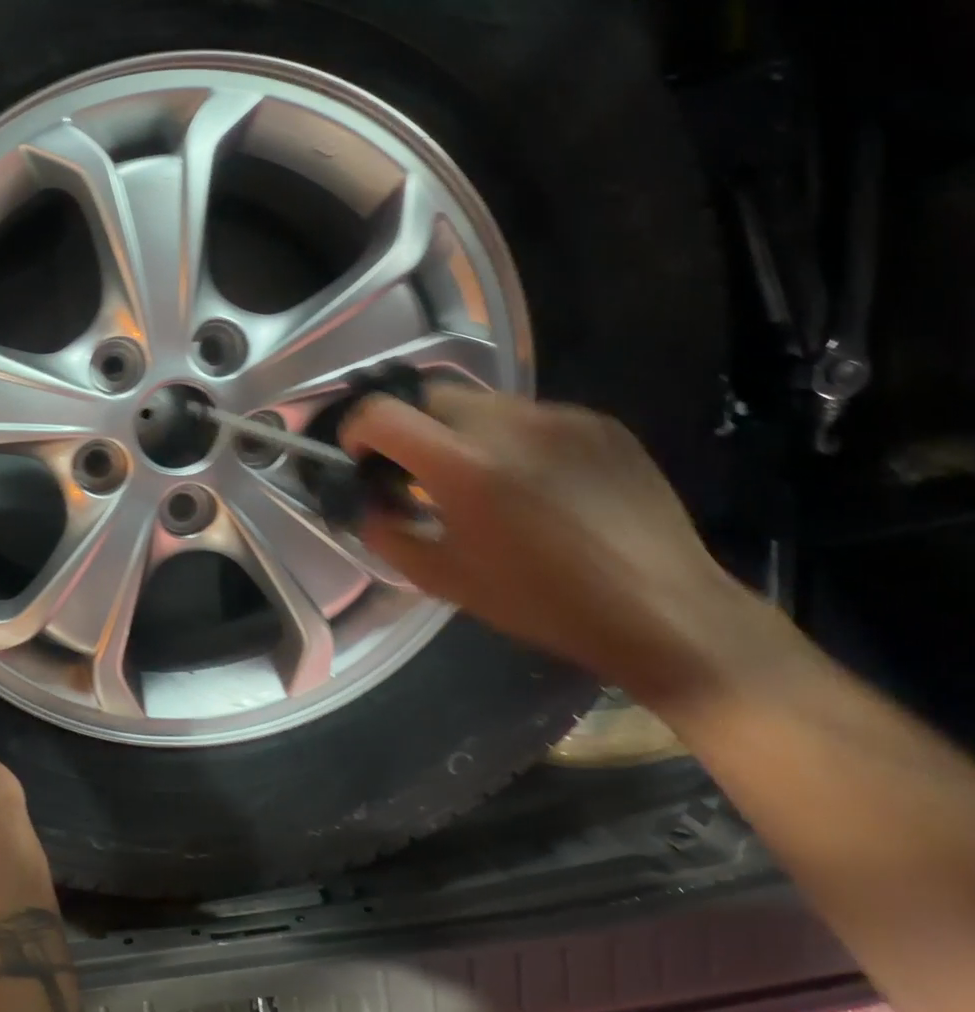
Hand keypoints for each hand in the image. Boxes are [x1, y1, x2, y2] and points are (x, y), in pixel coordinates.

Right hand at [340, 385, 773, 705]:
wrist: (660, 609)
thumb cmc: (540, 602)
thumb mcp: (443, 579)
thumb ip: (388, 534)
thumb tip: (369, 505)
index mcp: (464, 466)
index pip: (382, 414)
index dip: (356, 431)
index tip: (361, 460)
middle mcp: (510, 425)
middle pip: (430, 396)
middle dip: (408, 429)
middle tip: (414, 473)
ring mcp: (561, 418)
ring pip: (482, 404)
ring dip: (460, 433)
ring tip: (478, 481)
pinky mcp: (600, 424)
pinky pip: (533, 417)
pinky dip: (511, 441)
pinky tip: (532, 485)